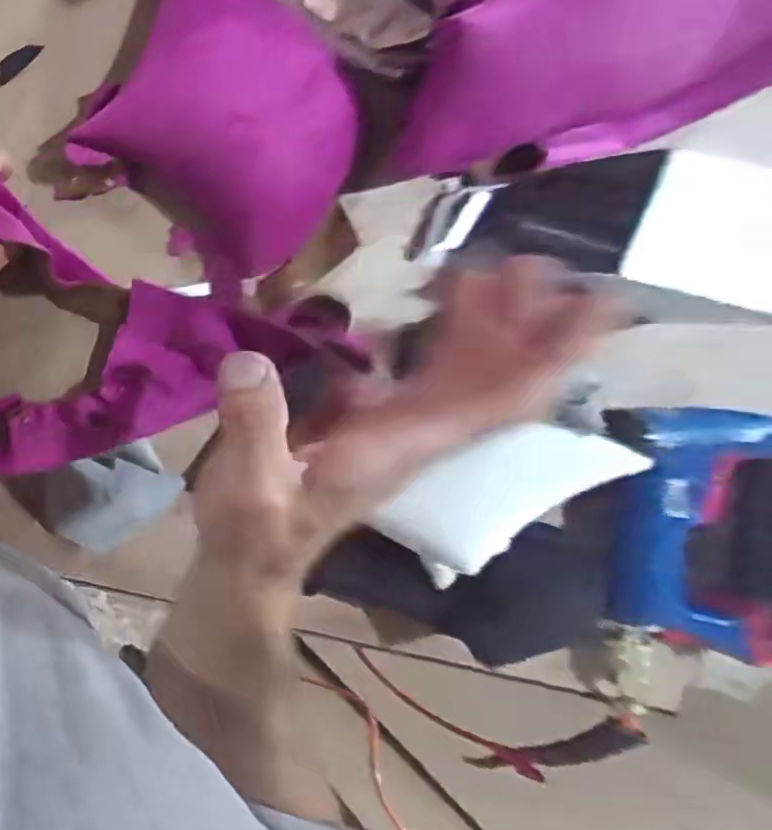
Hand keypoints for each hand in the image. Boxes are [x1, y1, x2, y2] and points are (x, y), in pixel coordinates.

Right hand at [192, 257, 623, 588]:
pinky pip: (402, 384)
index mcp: (396, 446)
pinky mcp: (350, 434)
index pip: (494, 401)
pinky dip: (414, 350)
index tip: (583, 304)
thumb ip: (255, 422)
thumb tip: (251, 359)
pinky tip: (395, 327)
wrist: (246, 564)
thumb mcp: (249, 482)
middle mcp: (406, 437)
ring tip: (472, 278)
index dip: (545, 354)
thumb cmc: (254, 531)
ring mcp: (380, 435)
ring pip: (449, 380)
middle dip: (516, 325)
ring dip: (473, 332)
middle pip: (486, 381)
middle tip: (525, 265)